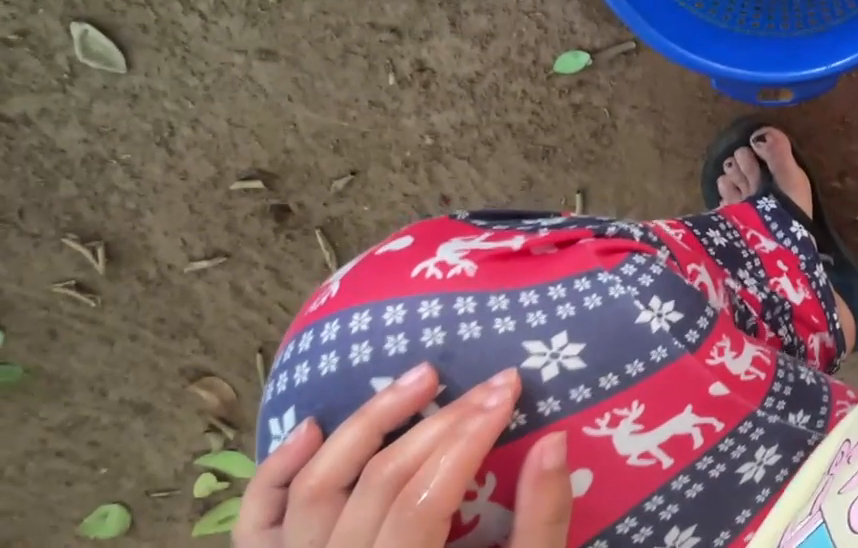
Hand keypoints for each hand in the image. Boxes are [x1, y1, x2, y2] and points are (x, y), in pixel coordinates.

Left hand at [236, 364, 571, 547]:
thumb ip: (541, 523)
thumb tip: (554, 441)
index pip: (424, 500)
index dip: (470, 434)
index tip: (511, 387)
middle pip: (379, 485)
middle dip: (443, 421)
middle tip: (494, 381)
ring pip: (314, 491)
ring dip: (369, 423)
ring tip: (424, 375)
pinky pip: (257, 527)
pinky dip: (278, 474)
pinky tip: (313, 426)